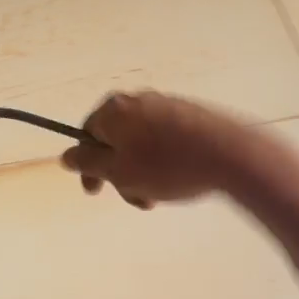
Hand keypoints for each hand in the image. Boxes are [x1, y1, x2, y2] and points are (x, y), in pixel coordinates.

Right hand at [60, 91, 262, 208]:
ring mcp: (167, 105)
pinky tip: (177, 180)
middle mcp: (137, 100)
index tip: (96, 192)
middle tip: (135, 198)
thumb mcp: (117, 171)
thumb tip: (66, 156)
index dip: (88, 166)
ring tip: (158, 195)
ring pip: (140, 142)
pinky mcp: (192, 116)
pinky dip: (162, 161)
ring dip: (141, 171)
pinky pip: (164, 140)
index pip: (86, 135)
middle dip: (119, 172)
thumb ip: (87, 163)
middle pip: (114, 139)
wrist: (232, 156)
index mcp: (114, 109)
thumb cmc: (166, 165)